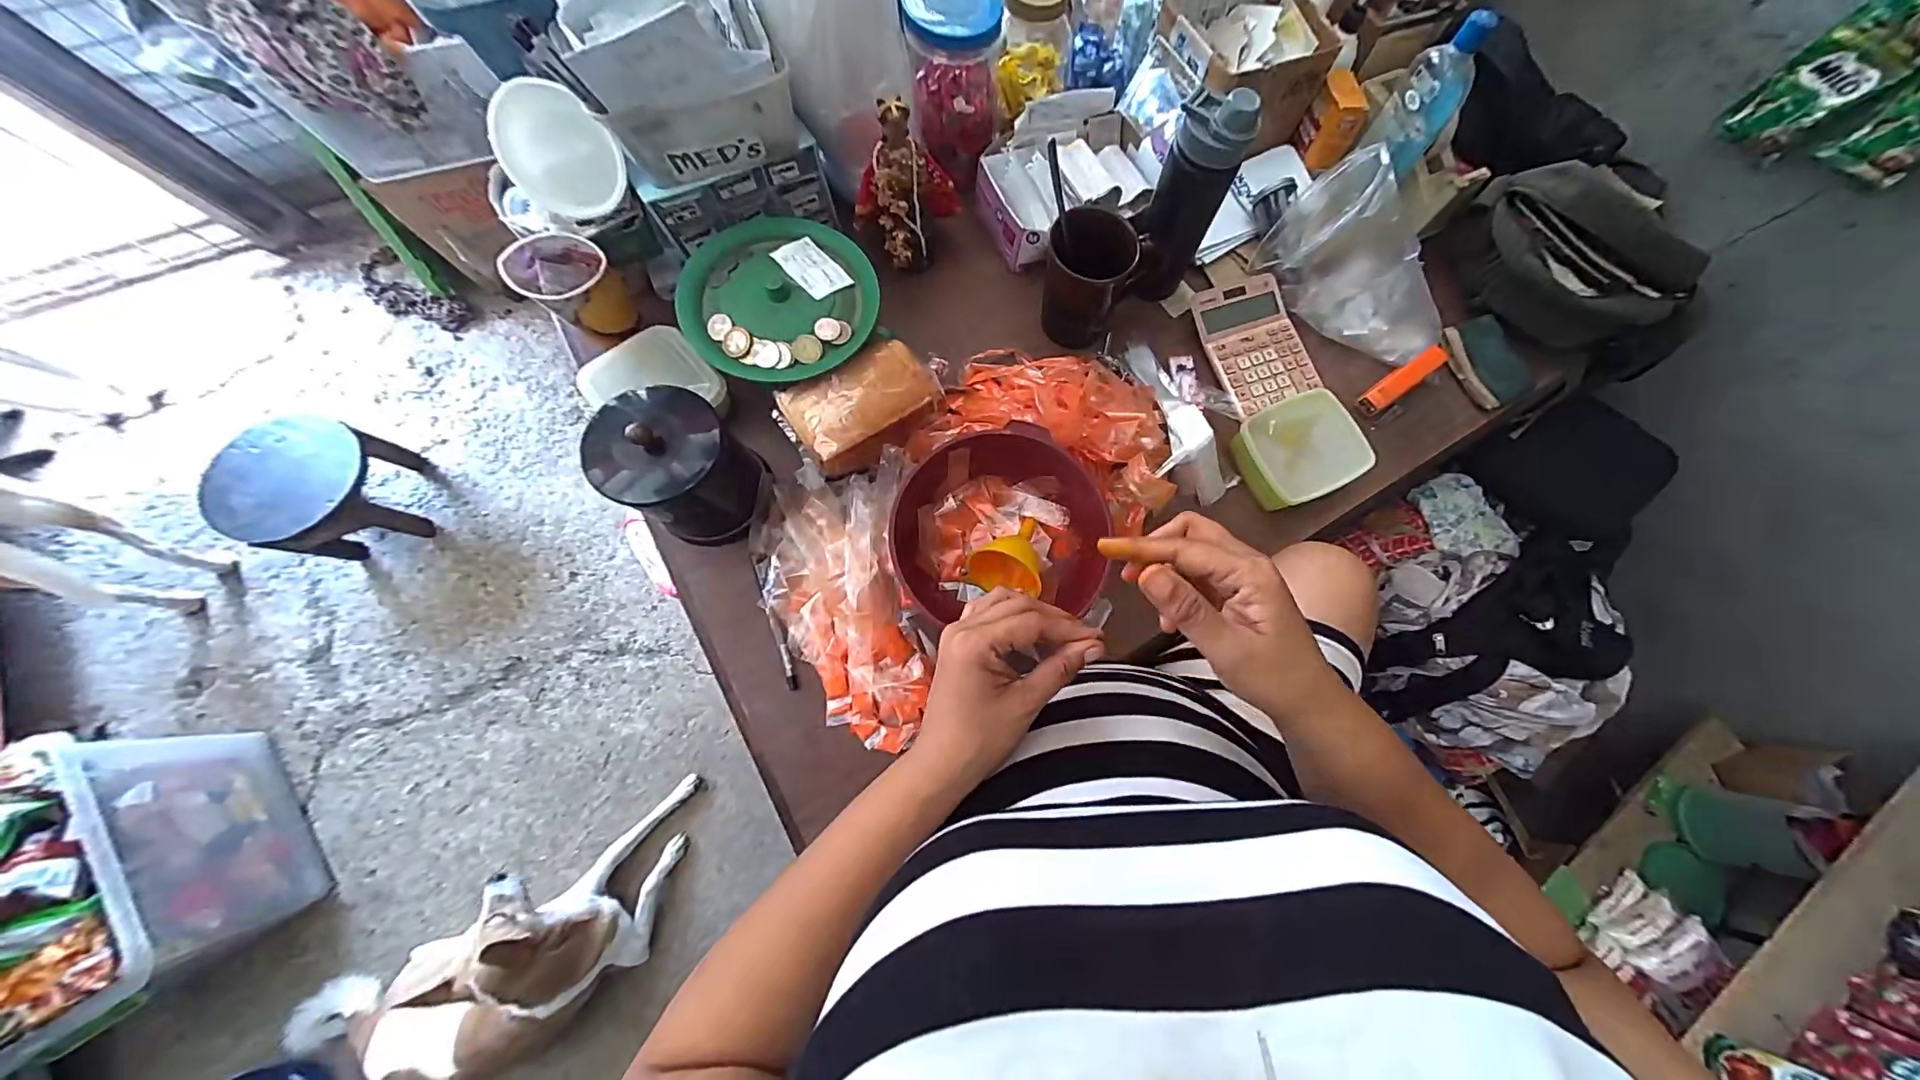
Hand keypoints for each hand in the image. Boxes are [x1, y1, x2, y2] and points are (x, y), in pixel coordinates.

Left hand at [911, 589, 1103, 784]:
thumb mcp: (1026, 703)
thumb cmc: (980, 741)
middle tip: (1085, 639)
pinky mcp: (957, 641)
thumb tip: (1093, 647)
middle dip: (1055, 619)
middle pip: (1018, 605)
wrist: (941, 764)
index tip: (1098, 639)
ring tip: (1062, 637)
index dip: (1068, 628)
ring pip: (1003, 603)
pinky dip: (1013, 618)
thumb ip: (1060, 668)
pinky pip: (989, 614)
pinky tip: (1031, 637)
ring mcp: (956, 631)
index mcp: (974, 641)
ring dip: (1035, 614)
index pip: (1031, 620)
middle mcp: (961, 627)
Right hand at [1099, 512, 1346, 720]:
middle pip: (1192, 532)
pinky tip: (1170, 618)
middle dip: (1156, 546)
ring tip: (1152, 606)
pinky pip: (1199, 574)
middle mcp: (1247, 563)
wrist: (1308, 701)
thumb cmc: (1273, 678)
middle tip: (1128, 573)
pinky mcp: (1237, 590)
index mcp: (1249, 572)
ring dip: (1166, 568)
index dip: (1144, 547)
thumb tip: (1147, 573)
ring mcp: (1243, 576)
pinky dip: (1177, 586)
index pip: (1185, 547)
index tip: (1107, 549)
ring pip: (1194, 551)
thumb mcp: (1225, 647)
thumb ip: (1185, 608)